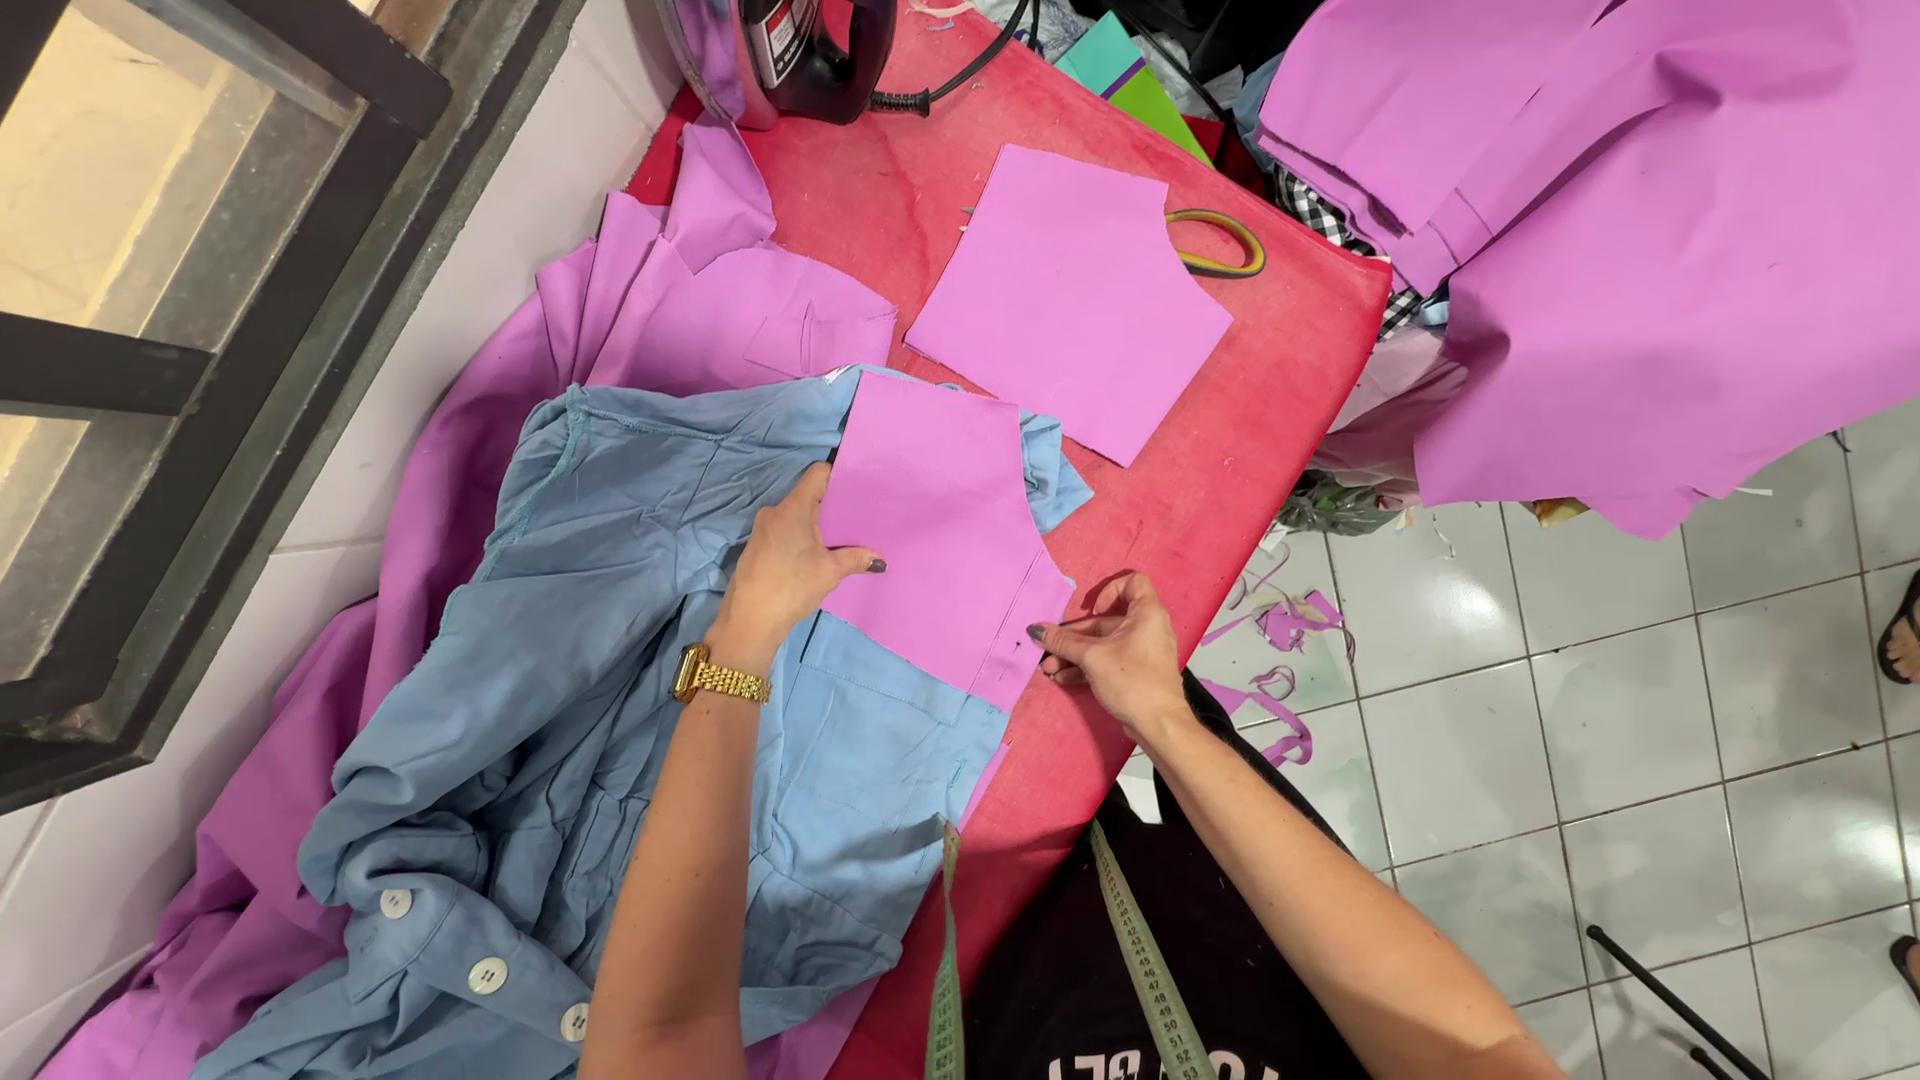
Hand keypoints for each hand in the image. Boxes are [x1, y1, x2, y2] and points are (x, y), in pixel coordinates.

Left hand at [709, 462, 883, 672]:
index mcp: (793, 508)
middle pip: (808, 495)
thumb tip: (880, 561)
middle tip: (855, 518)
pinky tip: (814, 554)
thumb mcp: (830, 572)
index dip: (837, 475)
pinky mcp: (757, 546)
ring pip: (796, 515)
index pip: (817, 474)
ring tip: (839, 538)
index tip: (856, 487)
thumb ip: (856, 559)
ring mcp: (763, 528)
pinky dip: (801, 536)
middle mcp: (775, 511)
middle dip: (831, 505)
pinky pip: (785, 530)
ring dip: (815, 524)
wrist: (750, 620)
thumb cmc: (792, 586)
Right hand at [1030, 572, 1192, 743]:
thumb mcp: (1092, 657)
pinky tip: (1062, 678)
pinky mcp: (1135, 671)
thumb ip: (1062, 641)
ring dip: (1074, 654)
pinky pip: (1107, 660)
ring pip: (1103, 643)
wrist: (1158, 724)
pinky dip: (1086, 666)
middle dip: (1074, 636)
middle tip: (1049, 649)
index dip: (1109, 590)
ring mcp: (1141, 651)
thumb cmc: (1131, 680)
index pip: (1133, 582)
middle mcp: (1146, 627)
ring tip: (1049, 669)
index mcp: (1146, 613)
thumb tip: (1035, 630)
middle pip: (1106, 620)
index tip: (1093, 610)